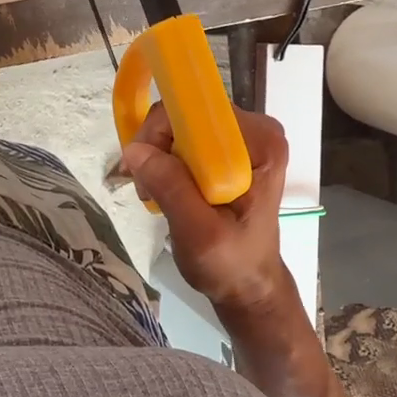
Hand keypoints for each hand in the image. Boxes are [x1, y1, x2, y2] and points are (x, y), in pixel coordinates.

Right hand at [122, 103, 300, 320]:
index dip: (163, 133)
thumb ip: (171, 188)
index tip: (145, 170)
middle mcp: (256, 132)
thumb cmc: (230, 264)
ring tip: (155, 195)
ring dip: (157, 157)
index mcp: (261, 145)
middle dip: (156, 147)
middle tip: (147, 188)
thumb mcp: (199, 234)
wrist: (248, 285)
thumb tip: (135, 149)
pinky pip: (182, 137)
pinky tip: (165, 189)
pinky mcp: (227, 148)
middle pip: (185, 114)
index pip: (197, 112)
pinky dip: (165, 160)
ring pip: (178, 125)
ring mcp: (241, 138)